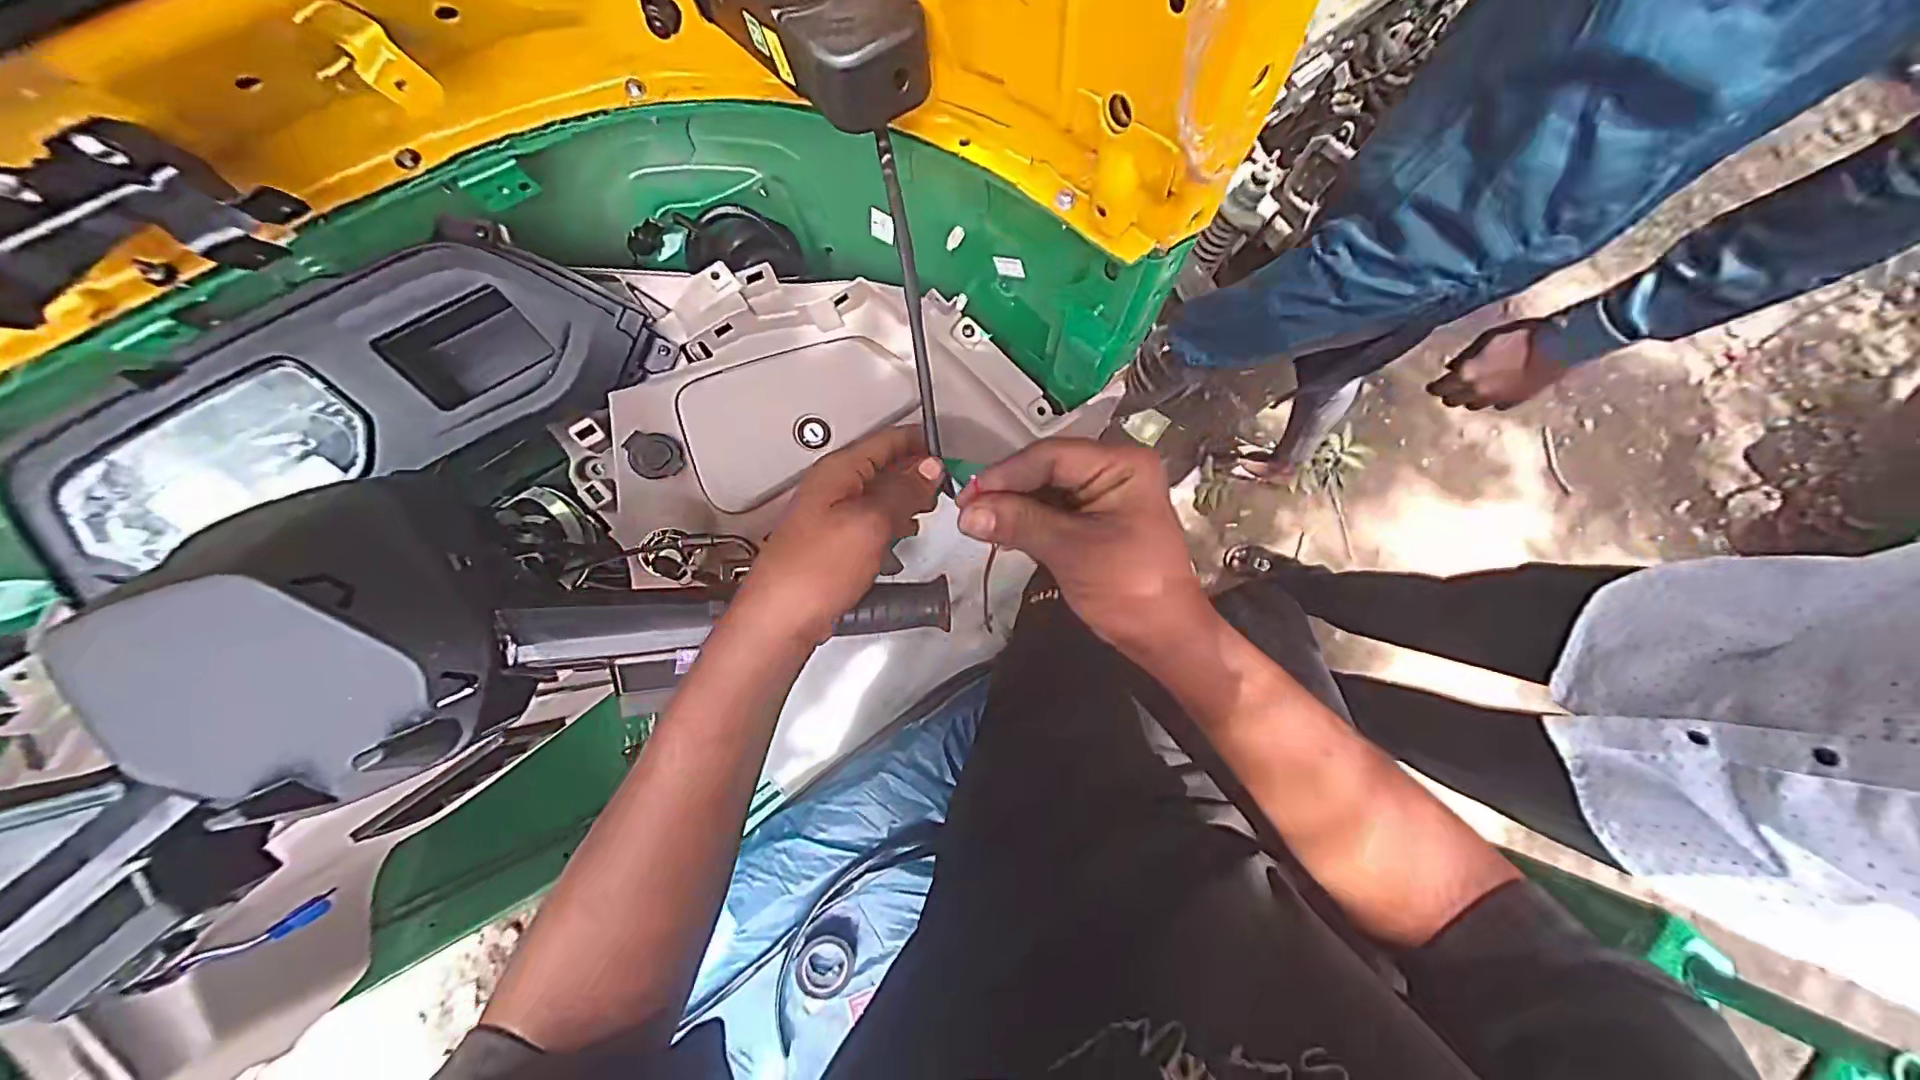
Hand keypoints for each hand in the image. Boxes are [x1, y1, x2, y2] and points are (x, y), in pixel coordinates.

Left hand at [731, 426, 943, 644]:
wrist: (781, 620)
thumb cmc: (810, 573)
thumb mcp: (871, 523)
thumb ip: (902, 491)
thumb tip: (926, 469)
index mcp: (837, 472)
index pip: (887, 439)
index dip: (919, 443)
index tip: (945, 453)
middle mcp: (830, 489)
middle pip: (882, 465)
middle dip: (915, 471)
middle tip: (941, 482)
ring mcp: (829, 516)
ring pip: (876, 494)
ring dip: (904, 498)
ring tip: (925, 507)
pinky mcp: (832, 543)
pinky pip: (868, 521)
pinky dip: (890, 523)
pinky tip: (900, 535)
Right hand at [955, 438, 1208, 653]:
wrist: (1164, 635)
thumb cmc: (1131, 589)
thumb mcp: (1072, 551)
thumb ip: (1019, 524)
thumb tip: (967, 514)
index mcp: (1122, 465)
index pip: (1050, 456)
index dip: (1005, 474)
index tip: (968, 498)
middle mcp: (1114, 469)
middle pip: (1045, 468)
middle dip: (1006, 490)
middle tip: (967, 511)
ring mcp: (1104, 493)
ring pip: (1043, 488)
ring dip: (1011, 506)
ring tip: (977, 522)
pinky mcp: (1093, 517)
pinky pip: (1050, 508)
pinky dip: (1024, 519)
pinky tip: (1000, 529)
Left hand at [1426, 321, 1564, 409]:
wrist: (1560, 346)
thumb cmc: (1522, 335)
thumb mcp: (1487, 339)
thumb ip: (1465, 356)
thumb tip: (1451, 368)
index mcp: (1466, 374)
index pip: (1438, 389)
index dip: (1435, 387)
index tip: (1433, 385)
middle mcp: (1476, 391)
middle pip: (1452, 401)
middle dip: (1449, 394)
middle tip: (1451, 387)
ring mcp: (1495, 399)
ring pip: (1472, 406)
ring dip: (1468, 399)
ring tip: (1472, 389)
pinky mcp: (1514, 401)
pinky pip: (1495, 406)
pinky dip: (1491, 400)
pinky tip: (1496, 391)